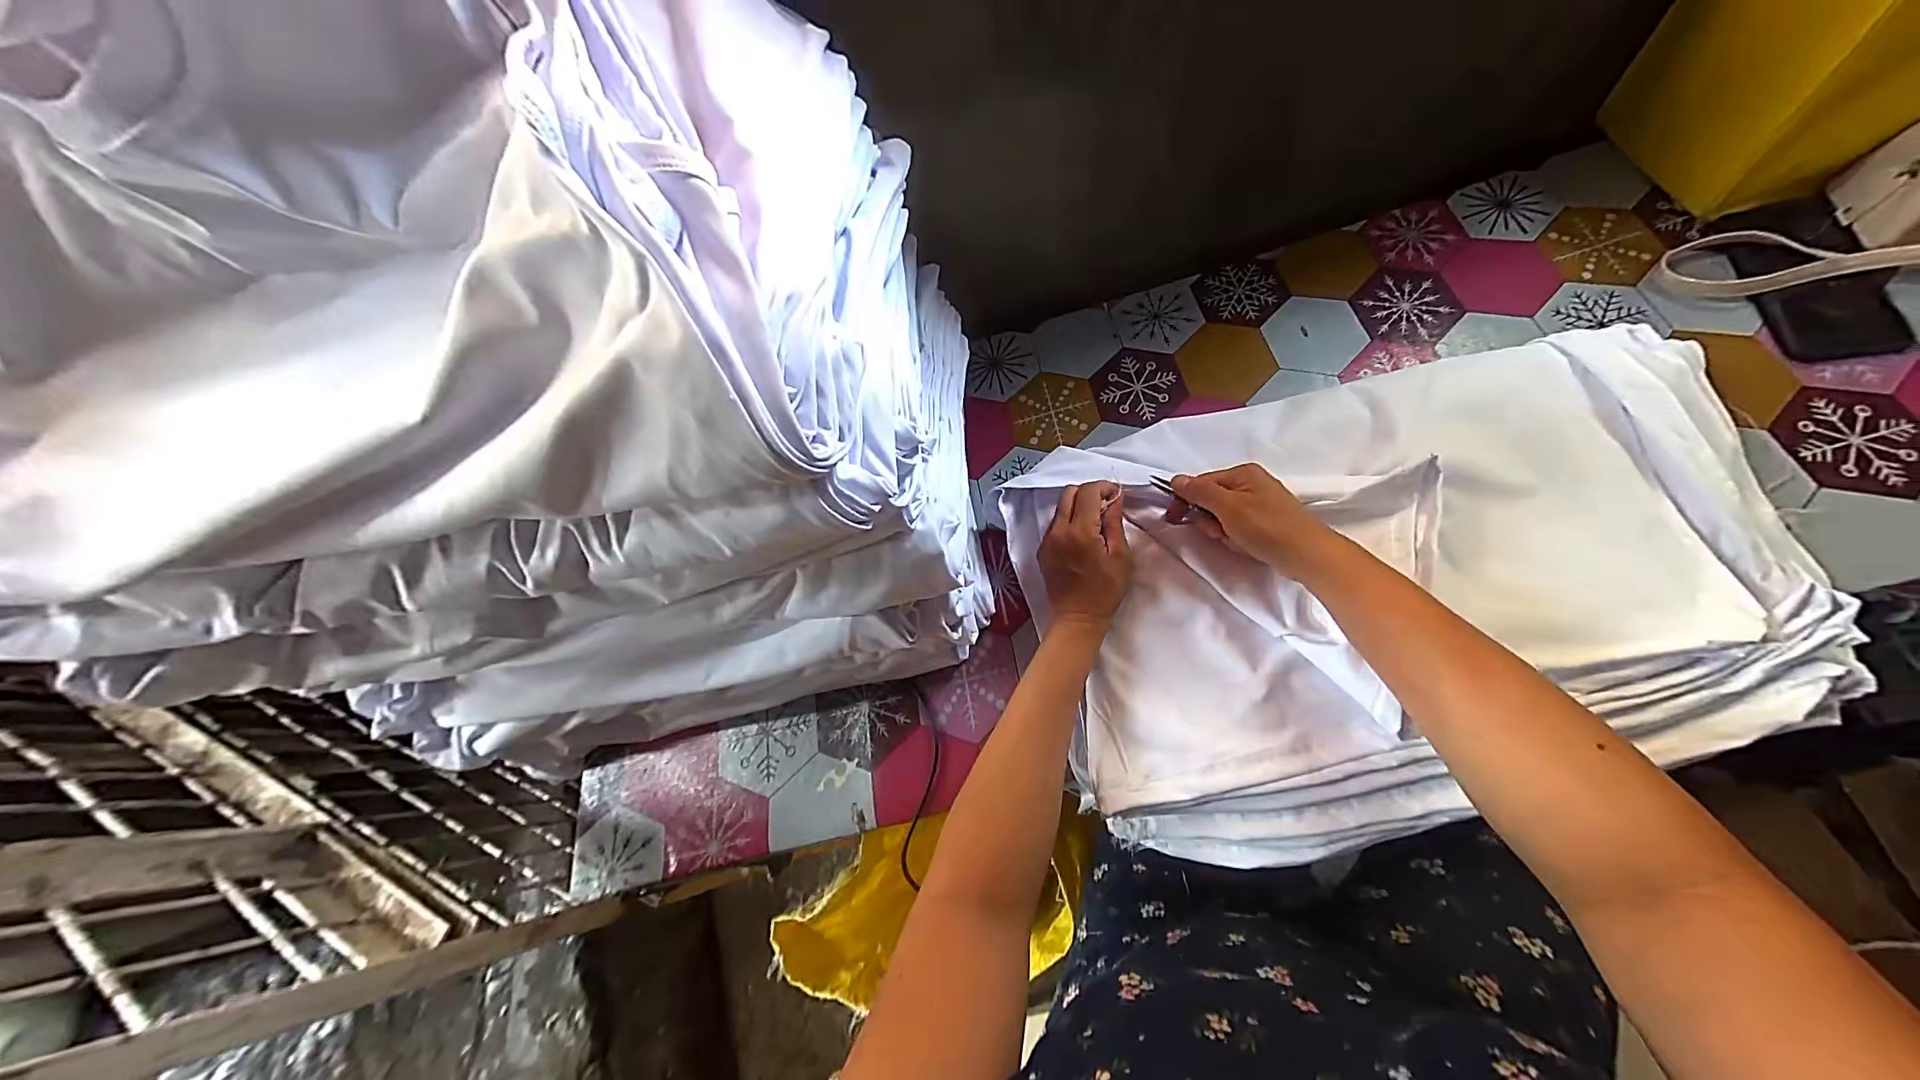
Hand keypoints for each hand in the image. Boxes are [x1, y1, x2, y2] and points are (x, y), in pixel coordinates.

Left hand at [1038, 481, 1131, 627]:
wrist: (1077, 617)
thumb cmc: (1105, 591)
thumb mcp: (1120, 556)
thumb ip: (1114, 523)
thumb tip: (1115, 499)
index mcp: (1080, 532)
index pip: (1088, 492)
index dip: (1104, 488)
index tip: (1116, 495)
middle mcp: (1059, 532)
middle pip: (1069, 493)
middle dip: (1089, 492)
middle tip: (1106, 504)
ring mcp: (1048, 540)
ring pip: (1060, 507)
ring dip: (1078, 505)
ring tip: (1096, 520)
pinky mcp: (1043, 549)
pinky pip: (1055, 523)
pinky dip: (1069, 520)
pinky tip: (1083, 535)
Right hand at [1167, 464, 1336, 576]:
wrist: (1306, 554)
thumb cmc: (1266, 527)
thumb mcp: (1227, 507)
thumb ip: (1199, 491)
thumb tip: (1177, 480)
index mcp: (1243, 473)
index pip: (1201, 482)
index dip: (1186, 500)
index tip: (1175, 517)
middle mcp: (1252, 484)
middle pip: (1212, 500)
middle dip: (1210, 520)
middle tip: (1219, 531)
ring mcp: (1261, 503)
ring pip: (1224, 516)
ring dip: (1223, 531)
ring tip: (1236, 540)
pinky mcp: (1267, 522)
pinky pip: (1238, 527)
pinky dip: (1237, 537)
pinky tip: (1245, 545)